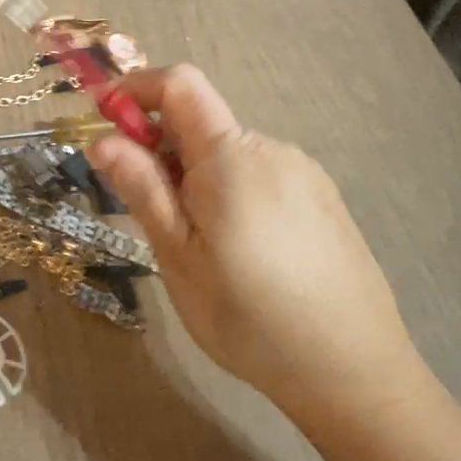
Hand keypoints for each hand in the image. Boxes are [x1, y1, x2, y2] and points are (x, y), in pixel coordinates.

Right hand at [91, 65, 425, 416]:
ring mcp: (303, 175)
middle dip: (158, 149)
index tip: (104, 124)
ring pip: (226, 154)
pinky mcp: (322, 202)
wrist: (357, 377)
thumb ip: (142, 188)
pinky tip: (236, 251)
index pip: (179, 83)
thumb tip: (102, 138)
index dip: (134, 90)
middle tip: (143, 209)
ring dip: (191, 176)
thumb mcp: (178, 255)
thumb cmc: (250, 317)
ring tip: (191, 243)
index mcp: (232, 156)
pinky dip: (226, 191)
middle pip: (199, 122)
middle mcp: (272, 151)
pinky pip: (256, 176)